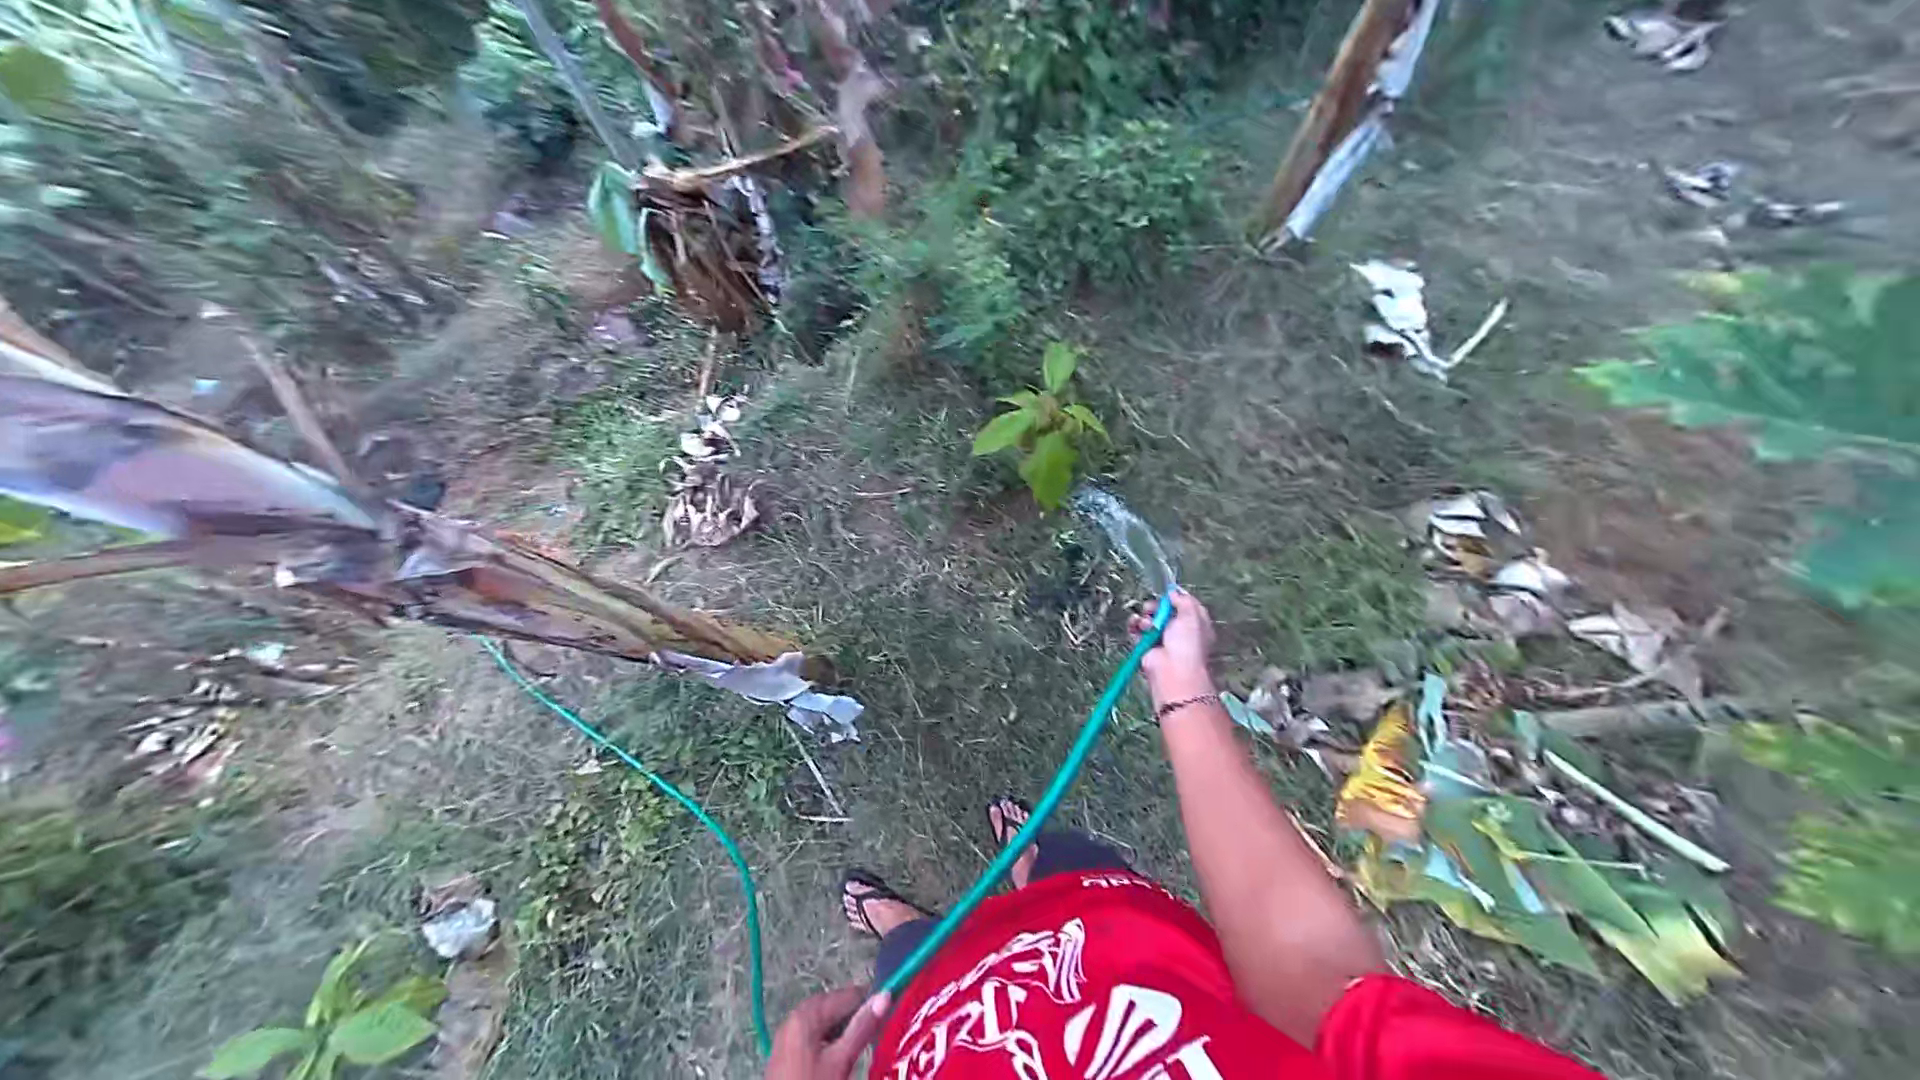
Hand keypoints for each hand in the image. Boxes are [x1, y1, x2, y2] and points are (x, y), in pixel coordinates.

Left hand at [765, 987, 890, 1079]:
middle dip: (856, 1017)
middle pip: (836, 1006)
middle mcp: (795, 1016)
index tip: (890, 1014)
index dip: (871, 1002)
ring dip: (844, 1030)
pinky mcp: (786, 1052)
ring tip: (860, 1048)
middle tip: (875, 1035)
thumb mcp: (840, 1061)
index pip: (848, 994)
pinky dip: (830, 1041)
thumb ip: (862, 1027)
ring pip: (826, 1021)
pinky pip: (815, 1035)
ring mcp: (788, 1035)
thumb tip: (885, 996)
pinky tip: (840, 1059)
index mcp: (807, 1013)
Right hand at [1127, 588, 1215, 703]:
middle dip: (1156, 606)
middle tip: (1151, 608)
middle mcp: (1179, 632)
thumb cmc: (1187, 642)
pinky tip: (1135, 624)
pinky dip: (1134, 625)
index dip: (1175, 598)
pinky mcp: (1146, 647)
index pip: (1185, 606)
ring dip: (1145, 617)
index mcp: (1195, 624)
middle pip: (1164, 611)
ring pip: (1149, 620)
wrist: (1173, 670)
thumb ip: (1183, 600)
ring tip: (1146, 622)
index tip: (1167, 593)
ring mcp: (1162, 640)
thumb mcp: (1192, 615)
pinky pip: (1137, 631)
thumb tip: (1173, 592)